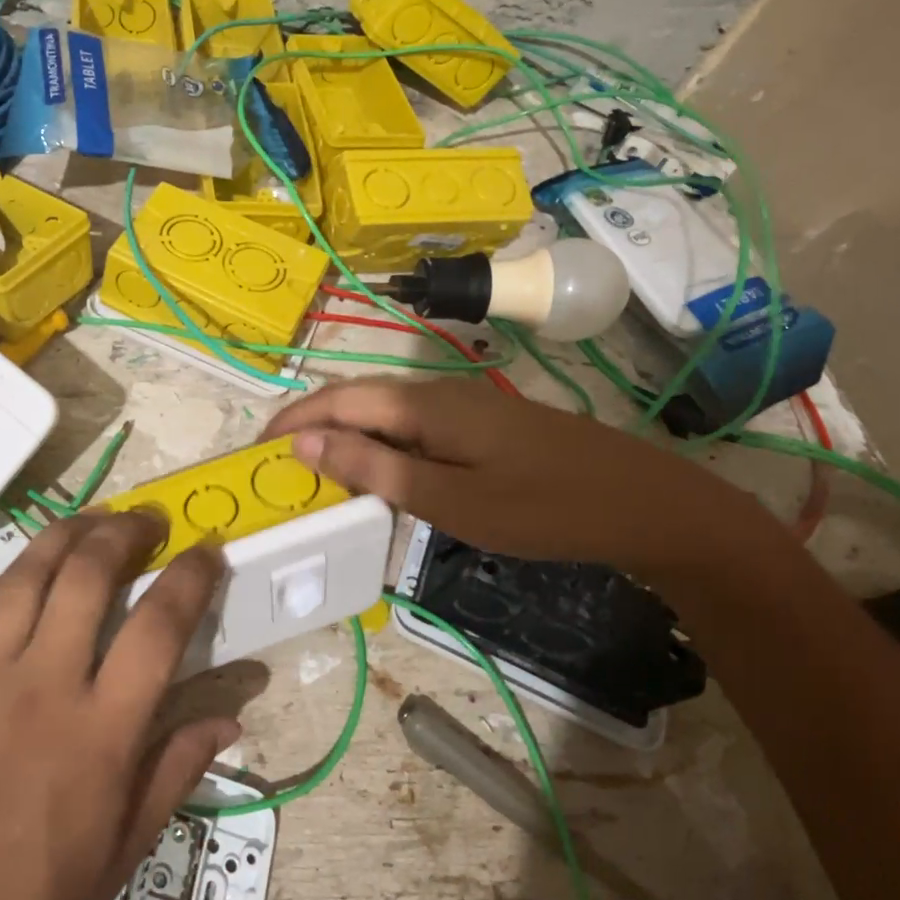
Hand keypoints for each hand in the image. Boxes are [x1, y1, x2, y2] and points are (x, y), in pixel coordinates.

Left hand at [0, 511, 236, 899]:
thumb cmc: (42, 893)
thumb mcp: (126, 845)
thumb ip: (176, 770)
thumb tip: (229, 718)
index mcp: (101, 733)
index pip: (157, 629)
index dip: (189, 578)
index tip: (207, 551)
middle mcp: (44, 685)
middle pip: (86, 577)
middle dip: (124, 534)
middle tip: (149, 522)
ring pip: (26, 574)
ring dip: (65, 535)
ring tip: (94, 523)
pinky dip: (8, 577)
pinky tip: (26, 573)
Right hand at [263, 376, 786, 572]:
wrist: (647, 505)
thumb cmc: (544, 508)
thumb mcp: (452, 500)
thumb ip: (376, 470)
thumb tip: (305, 444)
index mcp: (423, 404)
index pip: (336, 400)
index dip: (291, 422)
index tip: (253, 453)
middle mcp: (435, 392)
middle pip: (355, 400)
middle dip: (310, 429)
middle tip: (276, 470)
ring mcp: (461, 405)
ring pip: (382, 413)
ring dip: (343, 439)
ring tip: (314, 478)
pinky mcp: (479, 424)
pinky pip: (409, 427)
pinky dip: (378, 448)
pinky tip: (376, 477)